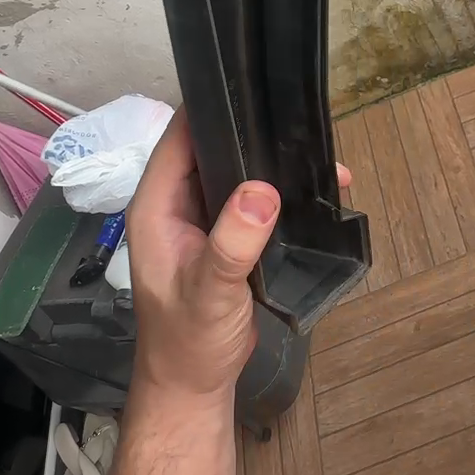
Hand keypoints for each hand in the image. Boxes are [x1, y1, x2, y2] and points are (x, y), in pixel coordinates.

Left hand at [125, 111, 352, 401]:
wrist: (196, 384)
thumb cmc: (190, 340)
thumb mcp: (210, 292)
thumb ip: (232, 243)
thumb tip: (263, 192)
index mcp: (158, 204)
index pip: (180, 136)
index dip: (211, 109)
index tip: (254, 90)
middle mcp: (178, 201)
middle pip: (212, 145)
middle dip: (252, 130)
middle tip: (298, 119)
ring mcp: (204, 216)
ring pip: (236, 168)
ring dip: (271, 160)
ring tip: (317, 151)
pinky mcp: (228, 232)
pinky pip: (253, 194)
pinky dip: (280, 187)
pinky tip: (316, 187)